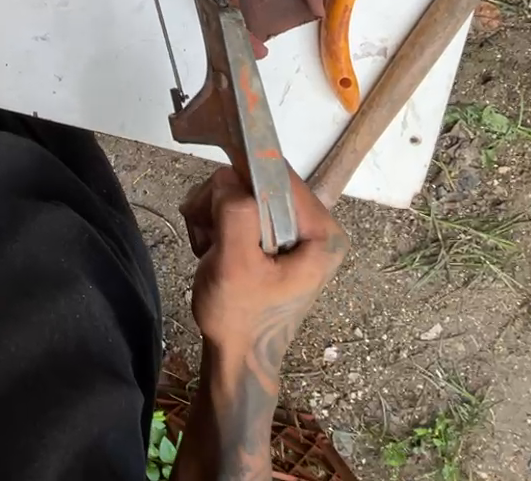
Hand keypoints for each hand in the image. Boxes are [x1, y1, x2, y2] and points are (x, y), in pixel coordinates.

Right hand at [179, 166, 346, 367]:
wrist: (235, 354)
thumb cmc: (240, 316)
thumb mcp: (235, 266)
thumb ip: (236, 215)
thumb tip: (228, 176)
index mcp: (321, 233)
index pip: (280, 175)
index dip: (243, 177)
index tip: (215, 196)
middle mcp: (311, 225)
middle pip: (254, 181)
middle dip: (221, 203)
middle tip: (208, 235)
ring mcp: (289, 230)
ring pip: (237, 191)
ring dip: (211, 214)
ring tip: (209, 248)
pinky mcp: (268, 235)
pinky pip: (232, 206)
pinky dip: (212, 222)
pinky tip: (212, 249)